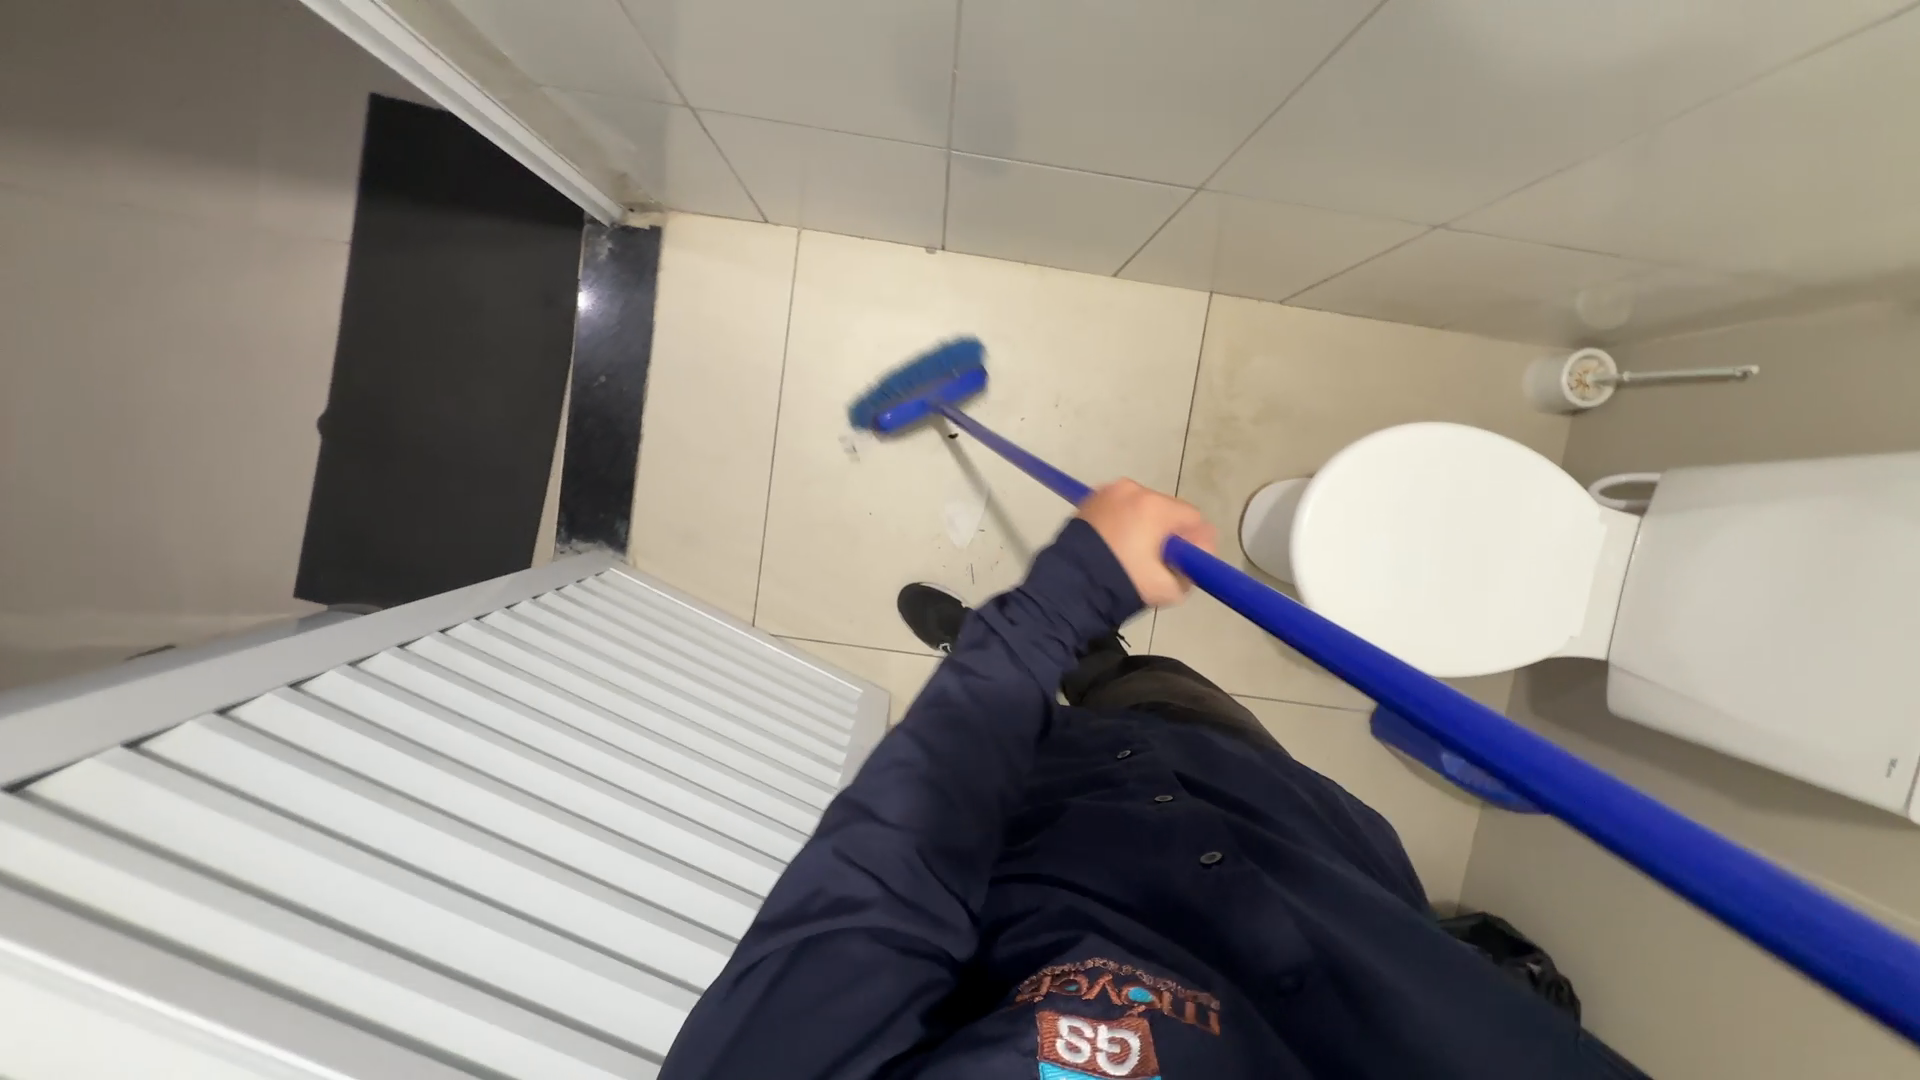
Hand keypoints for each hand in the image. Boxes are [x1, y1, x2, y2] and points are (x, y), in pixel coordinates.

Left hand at [1076, 479, 1216, 606]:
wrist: (1069, 585)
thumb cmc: (1122, 582)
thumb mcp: (1169, 588)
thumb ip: (1194, 570)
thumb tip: (1195, 557)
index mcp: (1155, 506)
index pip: (1193, 518)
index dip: (1195, 541)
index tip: (1187, 561)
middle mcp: (1132, 490)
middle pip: (1166, 509)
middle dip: (1168, 533)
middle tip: (1159, 560)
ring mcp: (1107, 492)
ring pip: (1141, 507)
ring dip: (1145, 526)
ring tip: (1134, 554)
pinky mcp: (1090, 500)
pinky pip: (1118, 508)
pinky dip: (1123, 522)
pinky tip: (1116, 545)